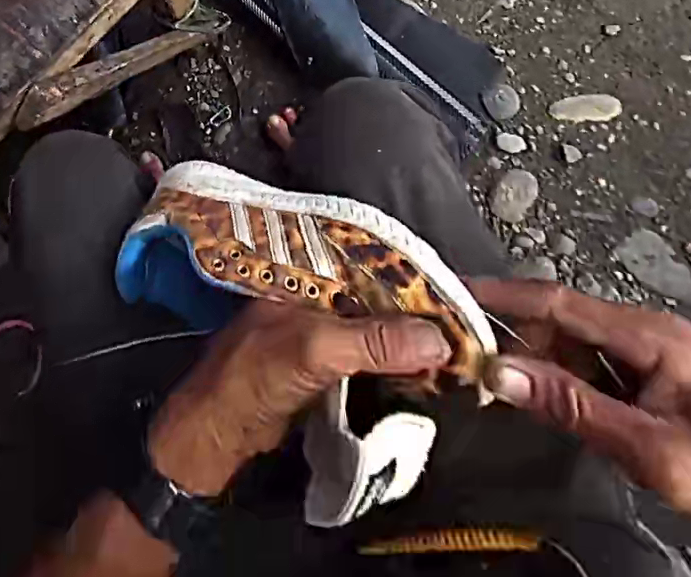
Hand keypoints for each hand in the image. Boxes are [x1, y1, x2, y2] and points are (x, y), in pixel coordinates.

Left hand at [146, 300, 452, 494]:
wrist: (221, 428)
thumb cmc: (255, 375)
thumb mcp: (315, 349)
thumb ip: (371, 341)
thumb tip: (437, 339)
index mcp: (304, 273)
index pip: (365, 262)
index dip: (409, 275)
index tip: (459, 292)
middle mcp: (314, 292)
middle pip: (375, 293)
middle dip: (418, 307)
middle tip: (470, 324)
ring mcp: (319, 325)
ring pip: (374, 323)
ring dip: (410, 335)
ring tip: (461, 344)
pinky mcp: (324, 358)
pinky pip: (368, 351)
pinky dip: (395, 358)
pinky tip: (427, 367)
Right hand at [471, 279, 690, 576]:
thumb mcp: (656, 455)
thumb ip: (572, 406)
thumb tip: (499, 371)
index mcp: (654, 337)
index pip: (556, 299)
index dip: (499, 294)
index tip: (453, 293)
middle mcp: (653, 334)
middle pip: (561, 318)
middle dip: (516, 337)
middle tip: (474, 360)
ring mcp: (659, 356)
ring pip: (575, 343)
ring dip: (540, 362)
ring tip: (509, 387)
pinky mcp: (662, 379)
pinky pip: (596, 366)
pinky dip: (565, 380)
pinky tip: (556, 405)